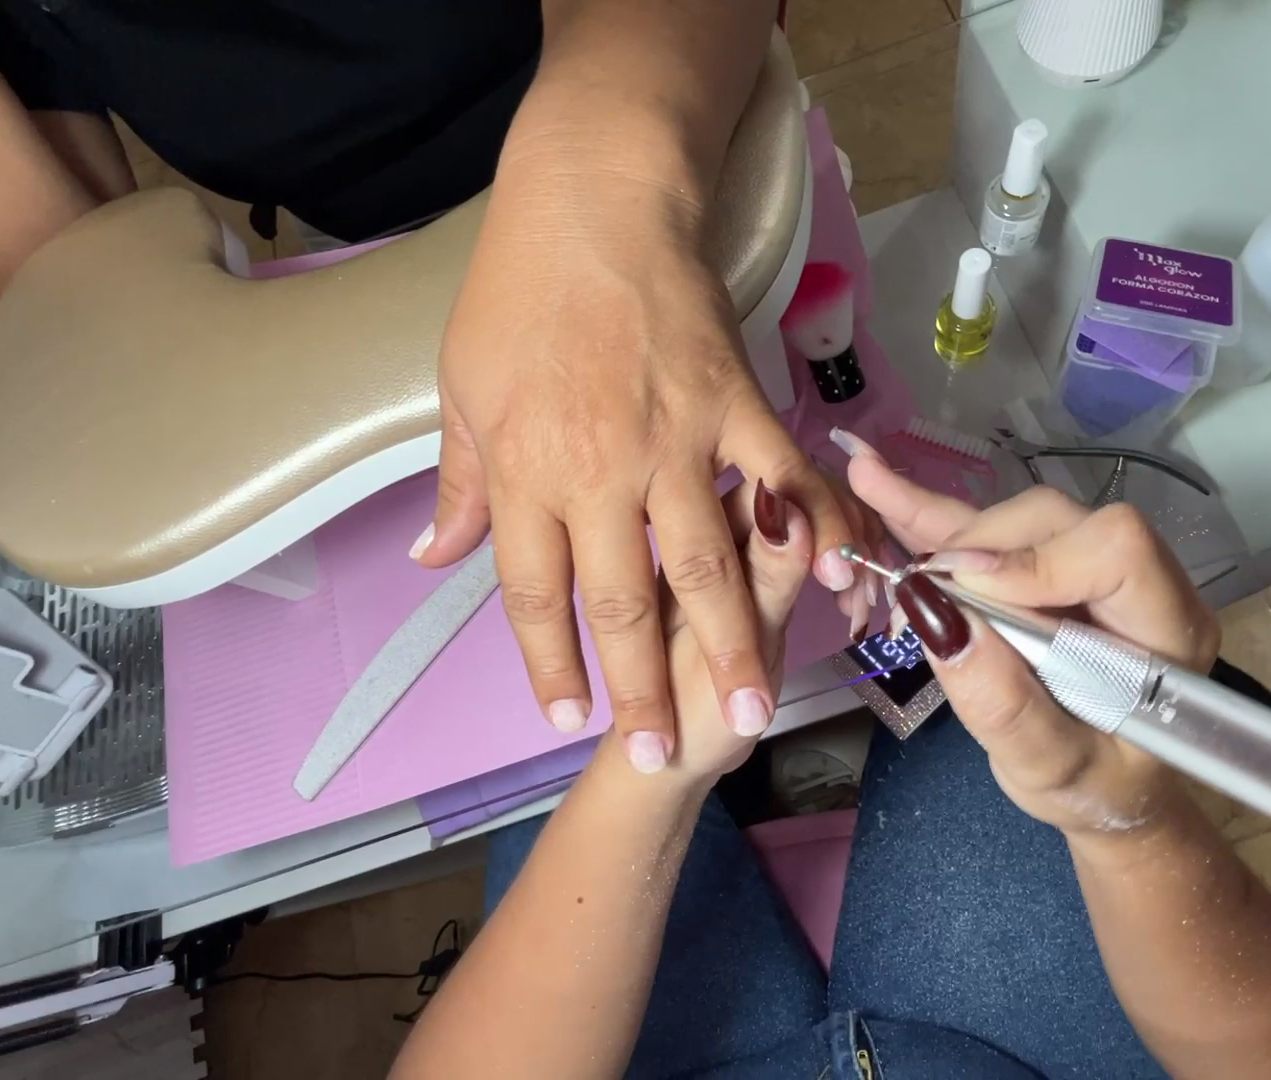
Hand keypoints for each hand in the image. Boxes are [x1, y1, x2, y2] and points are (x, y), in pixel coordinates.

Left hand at [416, 169, 864, 772]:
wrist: (592, 201)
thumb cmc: (518, 292)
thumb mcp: (461, 387)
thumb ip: (458, 486)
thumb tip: (435, 561)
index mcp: (524, 470)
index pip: (531, 593)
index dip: (547, 664)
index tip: (567, 720)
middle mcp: (598, 472)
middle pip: (620, 600)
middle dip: (640, 686)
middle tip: (662, 755)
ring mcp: (674, 440)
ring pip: (703, 563)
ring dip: (726, 642)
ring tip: (749, 709)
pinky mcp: (735, 405)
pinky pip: (777, 479)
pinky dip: (808, 529)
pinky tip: (835, 580)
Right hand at [842, 433, 1218, 835]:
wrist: (1100, 782)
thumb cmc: (1094, 788)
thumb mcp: (1051, 770)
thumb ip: (1003, 705)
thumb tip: (934, 616)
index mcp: (1166, 626)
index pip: (1114, 549)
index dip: (1033, 560)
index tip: (961, 593)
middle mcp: (1135, 578)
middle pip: (1055, 521)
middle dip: (975, 550)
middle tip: (915, 596)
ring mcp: (1085, 563)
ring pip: (1013, 516)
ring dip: (944, 533)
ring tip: (880, 530)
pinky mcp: (1040, 564)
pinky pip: (985, 529)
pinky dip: (928, 514)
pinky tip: (874, 479)